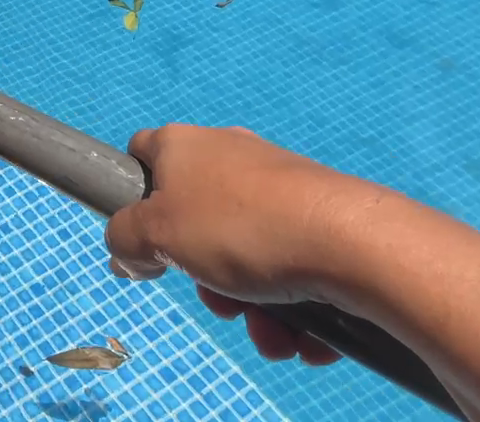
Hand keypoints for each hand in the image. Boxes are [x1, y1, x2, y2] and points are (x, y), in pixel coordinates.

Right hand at [105, 125, 394, 364]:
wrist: (357, 244)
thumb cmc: (235, 229)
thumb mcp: (154, 238)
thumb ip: (123, 240)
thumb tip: (122, 253)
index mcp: (181, 144)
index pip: (141, 153)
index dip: (136, 193)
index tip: (148, 236)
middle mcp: (228, 152)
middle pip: (196, 215)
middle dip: (204, 271)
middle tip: (217, 302)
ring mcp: (281, 181)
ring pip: (247, 246)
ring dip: (251, 299)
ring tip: (272, 334)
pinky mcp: (328, 213)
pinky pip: (295, 258)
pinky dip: (295, 301)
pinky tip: (308, 335)